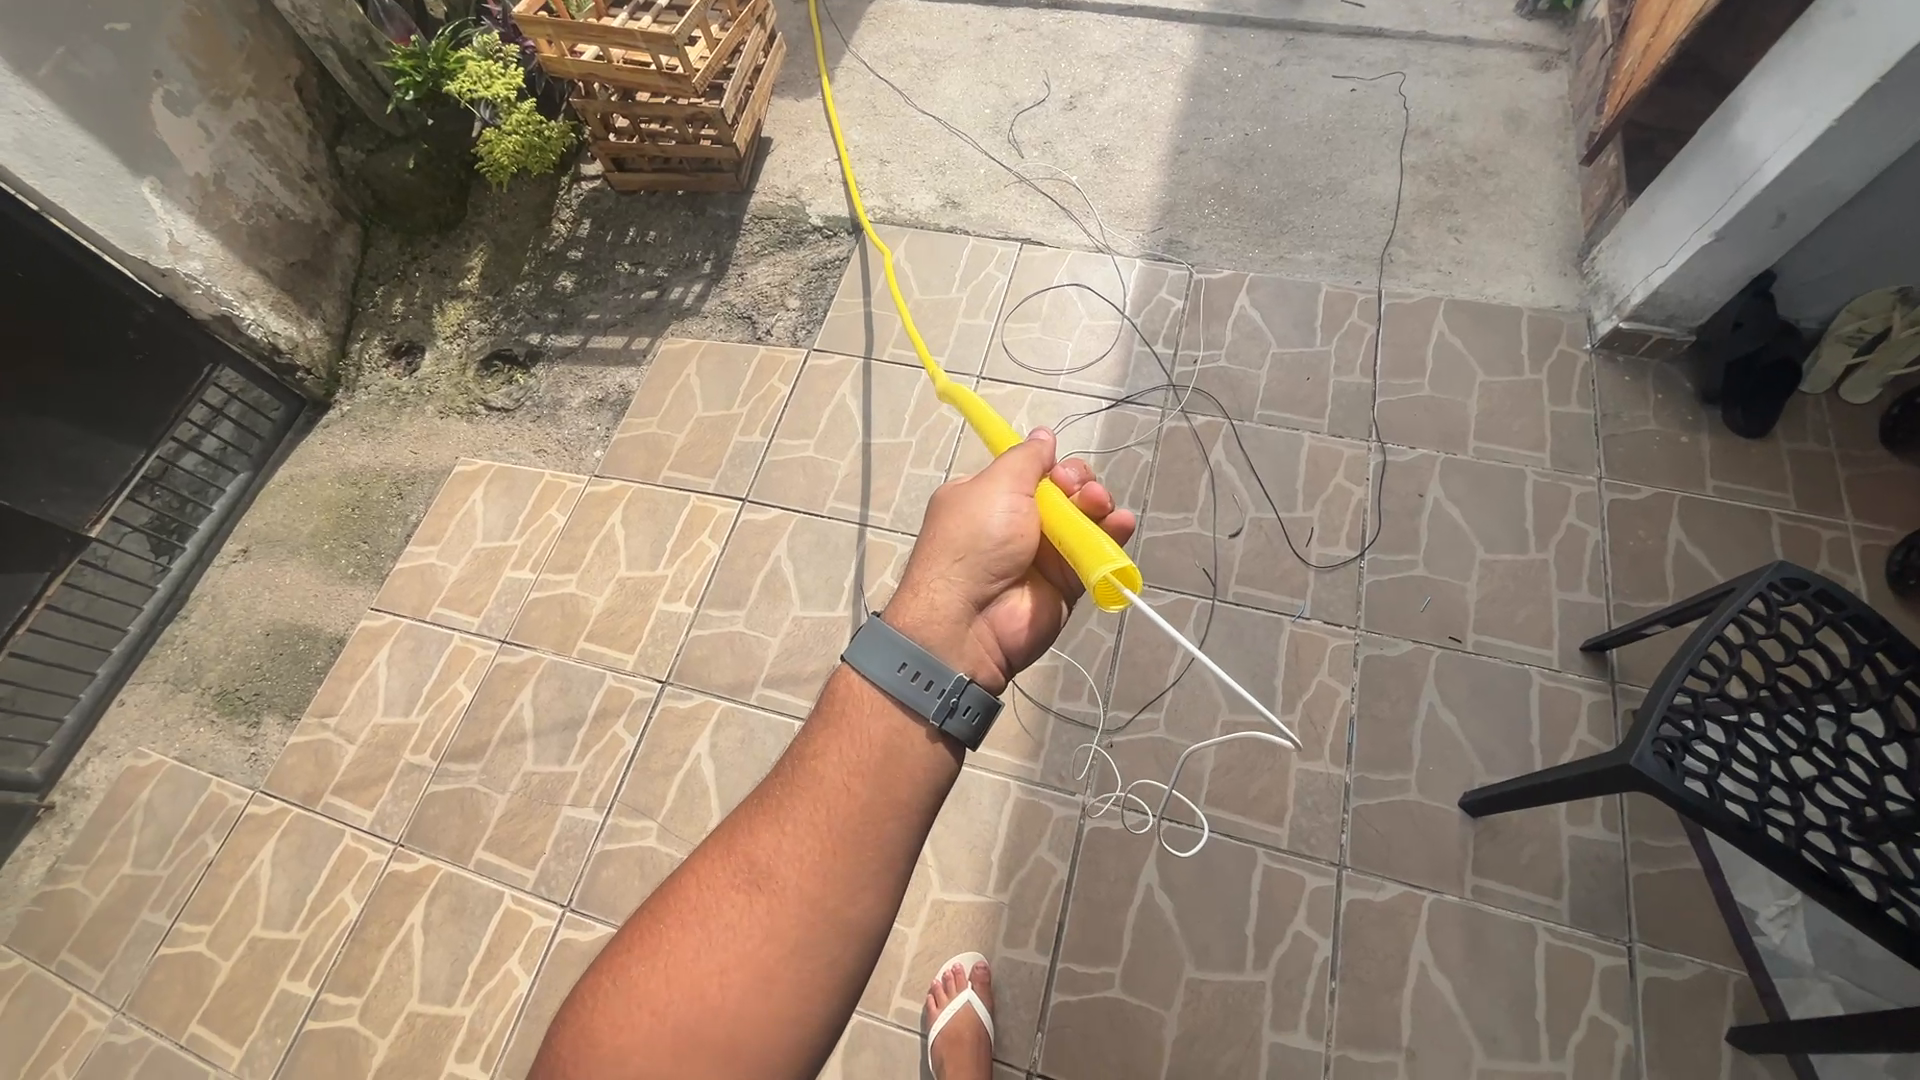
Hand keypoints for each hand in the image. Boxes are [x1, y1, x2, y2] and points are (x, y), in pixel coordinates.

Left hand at [880, 429, 1136, 696]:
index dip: (1050, 465)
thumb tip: (1043, 435)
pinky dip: (1113, 535)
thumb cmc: (975, 541)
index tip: (1054, 468)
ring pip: (1084, 519)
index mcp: (990, 497)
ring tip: (1097, 505)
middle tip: (1073, 490)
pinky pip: (1096, 553)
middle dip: (1077, 483)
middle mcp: (1016, 523)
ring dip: (1097, 505)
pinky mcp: (1067, 582)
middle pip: (1064, 491)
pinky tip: (1121, 523)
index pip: (1031, 471)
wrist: (970, 619)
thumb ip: (1026, 459)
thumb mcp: (995, 485)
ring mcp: (1043, 554)